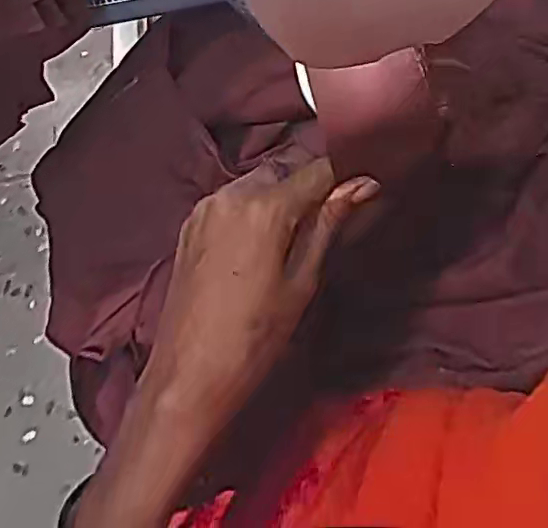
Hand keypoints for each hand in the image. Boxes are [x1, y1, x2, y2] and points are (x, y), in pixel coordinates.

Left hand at [141, 154, 380, 422]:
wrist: (185, 379)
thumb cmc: (254, 338)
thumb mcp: (301, 282)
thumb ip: (328, 224)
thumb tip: (362, 184)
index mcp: (264, 206)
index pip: (316, 169)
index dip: (343, 173)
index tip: (363, 185)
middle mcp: (232, 192)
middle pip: (284, 168)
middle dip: (310, 182)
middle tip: (330, 214)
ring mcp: (207, 205)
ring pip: (258, 179)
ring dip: (281, 192)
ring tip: (296, 230)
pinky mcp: (191, 221)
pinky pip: (233, 196)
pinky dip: (254, 204)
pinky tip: (262, 237)